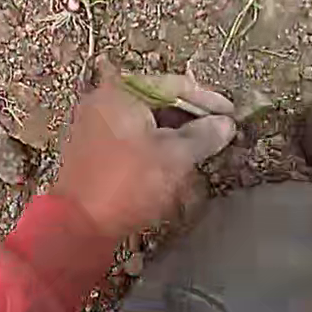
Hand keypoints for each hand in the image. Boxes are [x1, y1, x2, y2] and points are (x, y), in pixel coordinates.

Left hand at [51, 65, 237, 241]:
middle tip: (221, 131)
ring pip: (148, 120)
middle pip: (160, 100)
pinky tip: (176, 159)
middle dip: (193, 117)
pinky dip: (157, 143)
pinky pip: (134, 136)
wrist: (78, 225)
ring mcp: (96, 123)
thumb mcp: (175, 157)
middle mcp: (106, 100)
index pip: (176, 85)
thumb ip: (204, 135)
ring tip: (203, 147)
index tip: (232, 114)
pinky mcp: (94, 148)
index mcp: (123, 92)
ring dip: (177, 132)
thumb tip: (226, 124)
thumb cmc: (129, 183)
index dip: (209, 100)